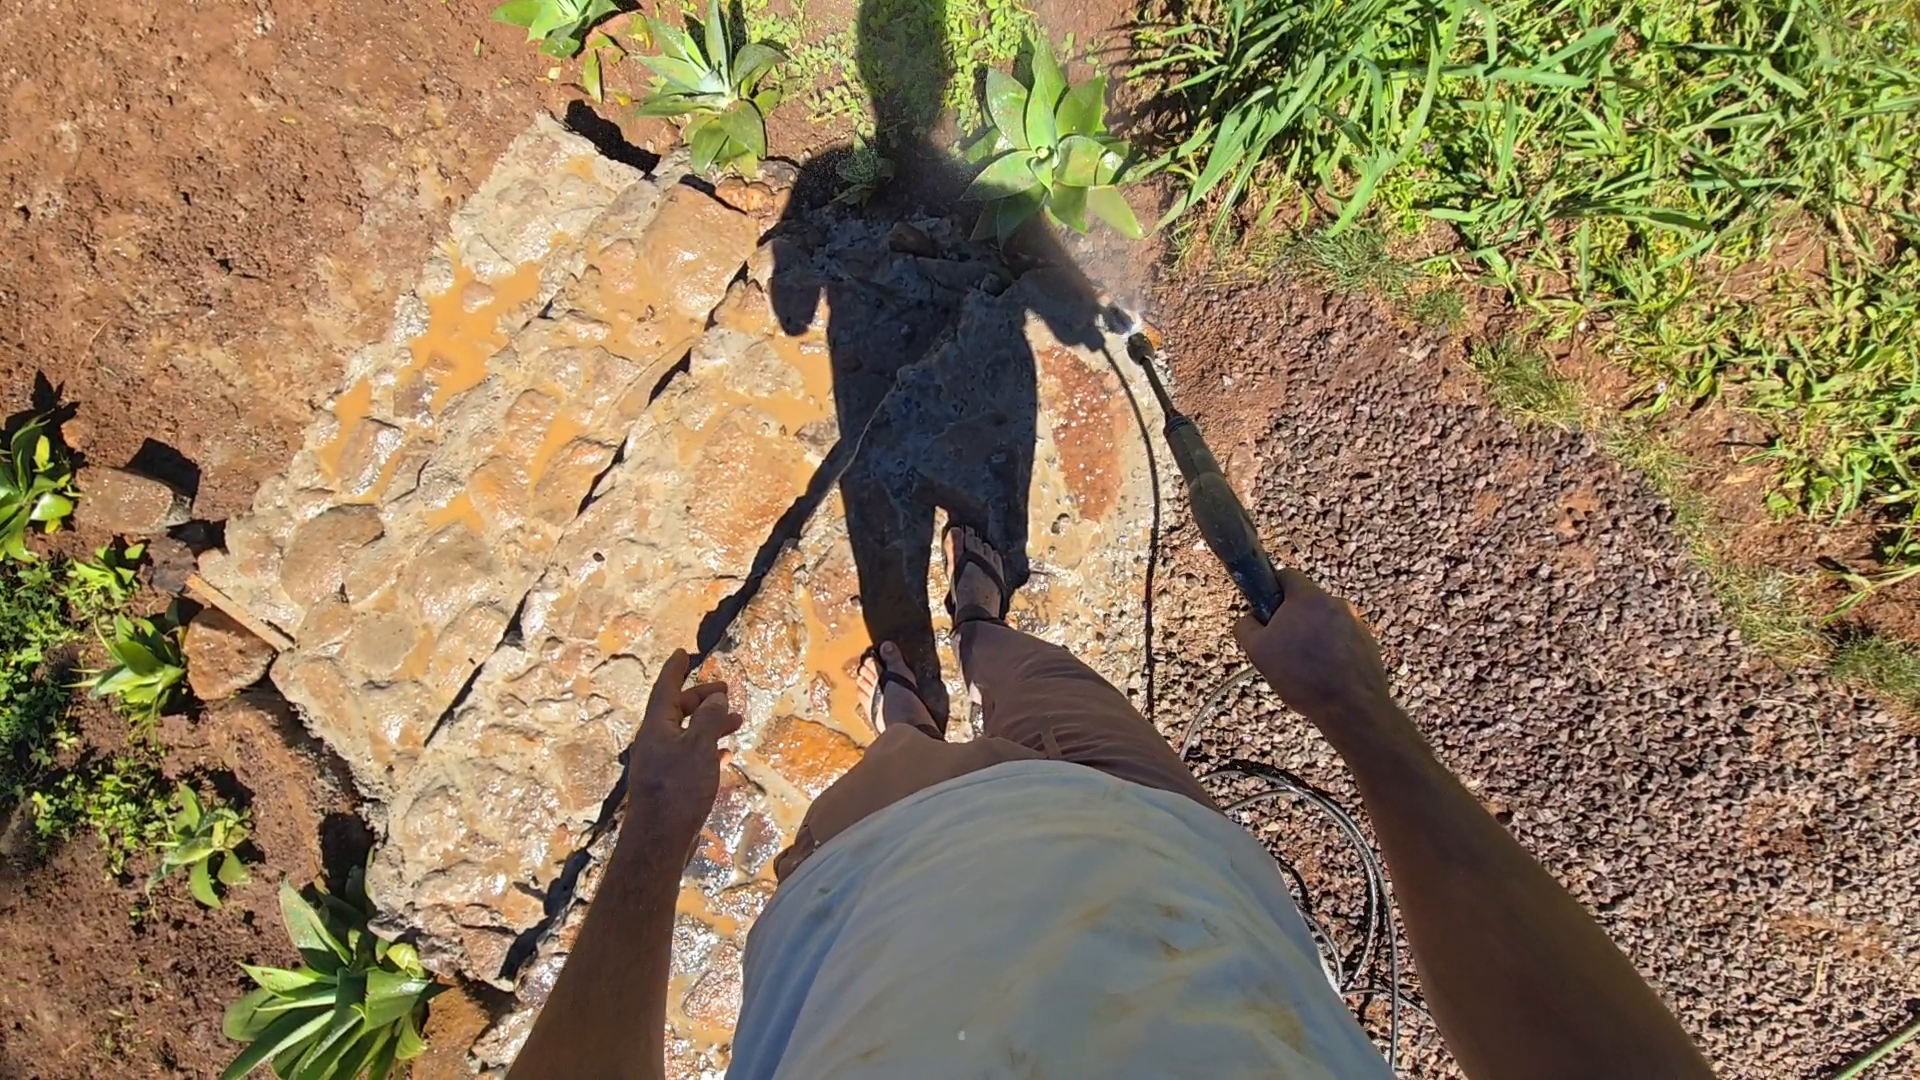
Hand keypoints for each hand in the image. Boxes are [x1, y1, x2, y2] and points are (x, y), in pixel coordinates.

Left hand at [626, 649, 743, 852]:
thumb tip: (716, 698)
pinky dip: (707, 746)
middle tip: (726, 692)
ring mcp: (660, 764)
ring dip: (710, 723)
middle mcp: (654, 742)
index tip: (682, 653)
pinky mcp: (668, 784)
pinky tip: (724, 753)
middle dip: (702, 698)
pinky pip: (689, 753)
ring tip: (737, 723)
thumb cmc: (679, 789)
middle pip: (677, 709)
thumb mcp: (699, 746)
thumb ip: (709, 718)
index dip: (675, 670)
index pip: (665, 689)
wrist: (659, 841)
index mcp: (656, 727)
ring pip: (686, 732)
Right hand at [1234, 569, 1393, 720]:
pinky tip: (1323, 673)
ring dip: (1312, 636)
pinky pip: (1341, 638)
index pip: (1285, 575)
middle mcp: (1336, 603)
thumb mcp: (1257, 651)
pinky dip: (1331, 650)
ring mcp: (1356, 623)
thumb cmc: (1302, 676)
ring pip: (1323, 621)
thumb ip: (1246, 625)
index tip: (1265, 609)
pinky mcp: (1368, 642)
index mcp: (1308, 598)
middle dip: (1291, 619)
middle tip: (1281, 646)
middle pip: (1305, 602)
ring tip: (1303, 666)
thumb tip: (1249, 619)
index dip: (1270, 589)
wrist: (1351, 708)